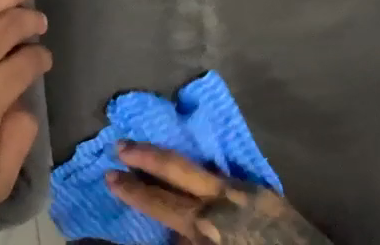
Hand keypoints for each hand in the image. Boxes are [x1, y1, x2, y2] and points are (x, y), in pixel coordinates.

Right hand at [107, 142, 328, 244]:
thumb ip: (190, 239)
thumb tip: (169, 230)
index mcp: (212, 220)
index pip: (162, 201)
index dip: (134, 189)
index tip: (110, 175)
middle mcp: (228, 196)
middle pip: (179, 169)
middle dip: (147, 156)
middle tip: (120, 144)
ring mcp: (251, 191)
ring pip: (204, 167)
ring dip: (175, 160)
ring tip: (151, 152)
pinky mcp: (270, 195)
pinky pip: (226, 176)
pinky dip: (203, 173)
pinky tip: (198, 177)